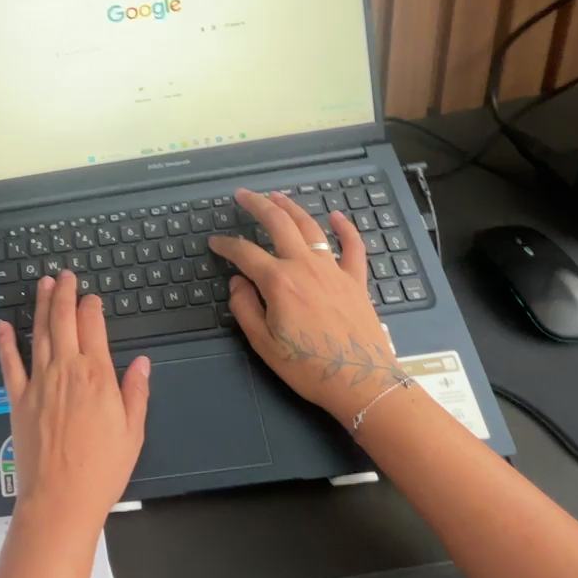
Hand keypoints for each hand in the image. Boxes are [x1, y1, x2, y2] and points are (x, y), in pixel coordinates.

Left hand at [0, 271, 150, 533]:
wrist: (61, 500)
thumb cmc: (101, 469)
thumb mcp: (133, 432)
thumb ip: (136, 392)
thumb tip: (142, 362)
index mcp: (96, 375)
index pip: (93, 326)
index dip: (91, 306)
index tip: (92, 296)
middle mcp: (66, 369)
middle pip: (63, 319)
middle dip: (64, 292)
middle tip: (64, 275)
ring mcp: (39, 381)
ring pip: (38, 332)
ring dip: (40, 305)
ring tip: (42, 284)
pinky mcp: (19, 398)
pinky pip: (10, 362)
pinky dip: (6, 341)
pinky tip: (4, 324)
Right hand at [207, 189, 408, 421]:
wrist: (363, 384)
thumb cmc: (309, 367)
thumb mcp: (264, 344)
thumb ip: (244, 308)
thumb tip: (237, 282)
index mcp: (279, 281)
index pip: (244, 253)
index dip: (226, 245)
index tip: (214, 242)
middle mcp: (305, 266)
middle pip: (278, 223)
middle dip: (257, 205)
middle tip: (243, 194)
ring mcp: (333, 270)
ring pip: (310, 227)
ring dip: (291, 208)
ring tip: (277, 196)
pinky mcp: (356, 280)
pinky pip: (353, 247)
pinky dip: (345, 228)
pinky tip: (336, 216)